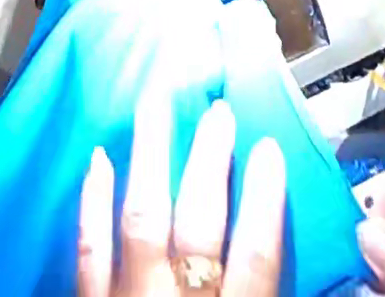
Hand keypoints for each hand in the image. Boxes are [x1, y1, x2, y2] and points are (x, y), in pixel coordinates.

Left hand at [77, 97, 284, 295]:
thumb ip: (265, 286)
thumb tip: (296, 249)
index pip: (254, 258)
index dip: (263, 201)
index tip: (268, 147)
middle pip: (197, 227)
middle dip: (209, 165)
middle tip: (218, 112)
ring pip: (141, 223)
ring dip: (150, 159)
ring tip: (155, 106)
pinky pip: (88, 255)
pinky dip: (93, 206)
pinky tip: (98, 160)